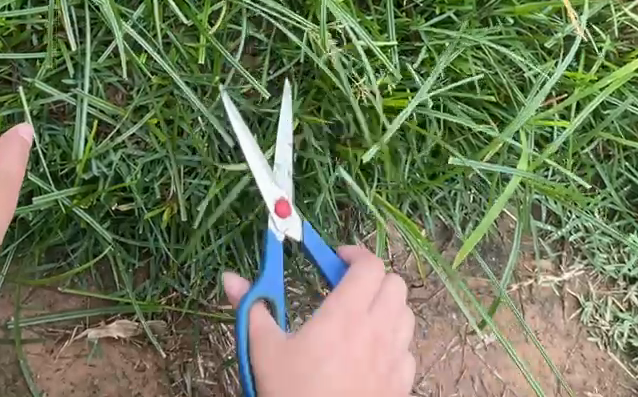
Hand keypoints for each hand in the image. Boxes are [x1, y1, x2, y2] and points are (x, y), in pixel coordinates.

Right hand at [222, 244, 416, 396]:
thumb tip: (229, 277)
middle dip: (373, 278)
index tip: (335, 259)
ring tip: (361, 316)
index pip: (370, 266)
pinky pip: (408, 352)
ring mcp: (394, 362)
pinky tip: (372, 353)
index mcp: (345, 315)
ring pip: (406, 315)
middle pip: (395, 284)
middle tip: (348, 286)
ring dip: (387, 306)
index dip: (355, 255)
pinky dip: (395, 342)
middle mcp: (377, 332)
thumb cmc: (292, 394)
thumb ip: (252, 307)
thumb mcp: (265, 351)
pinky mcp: (401, 388)